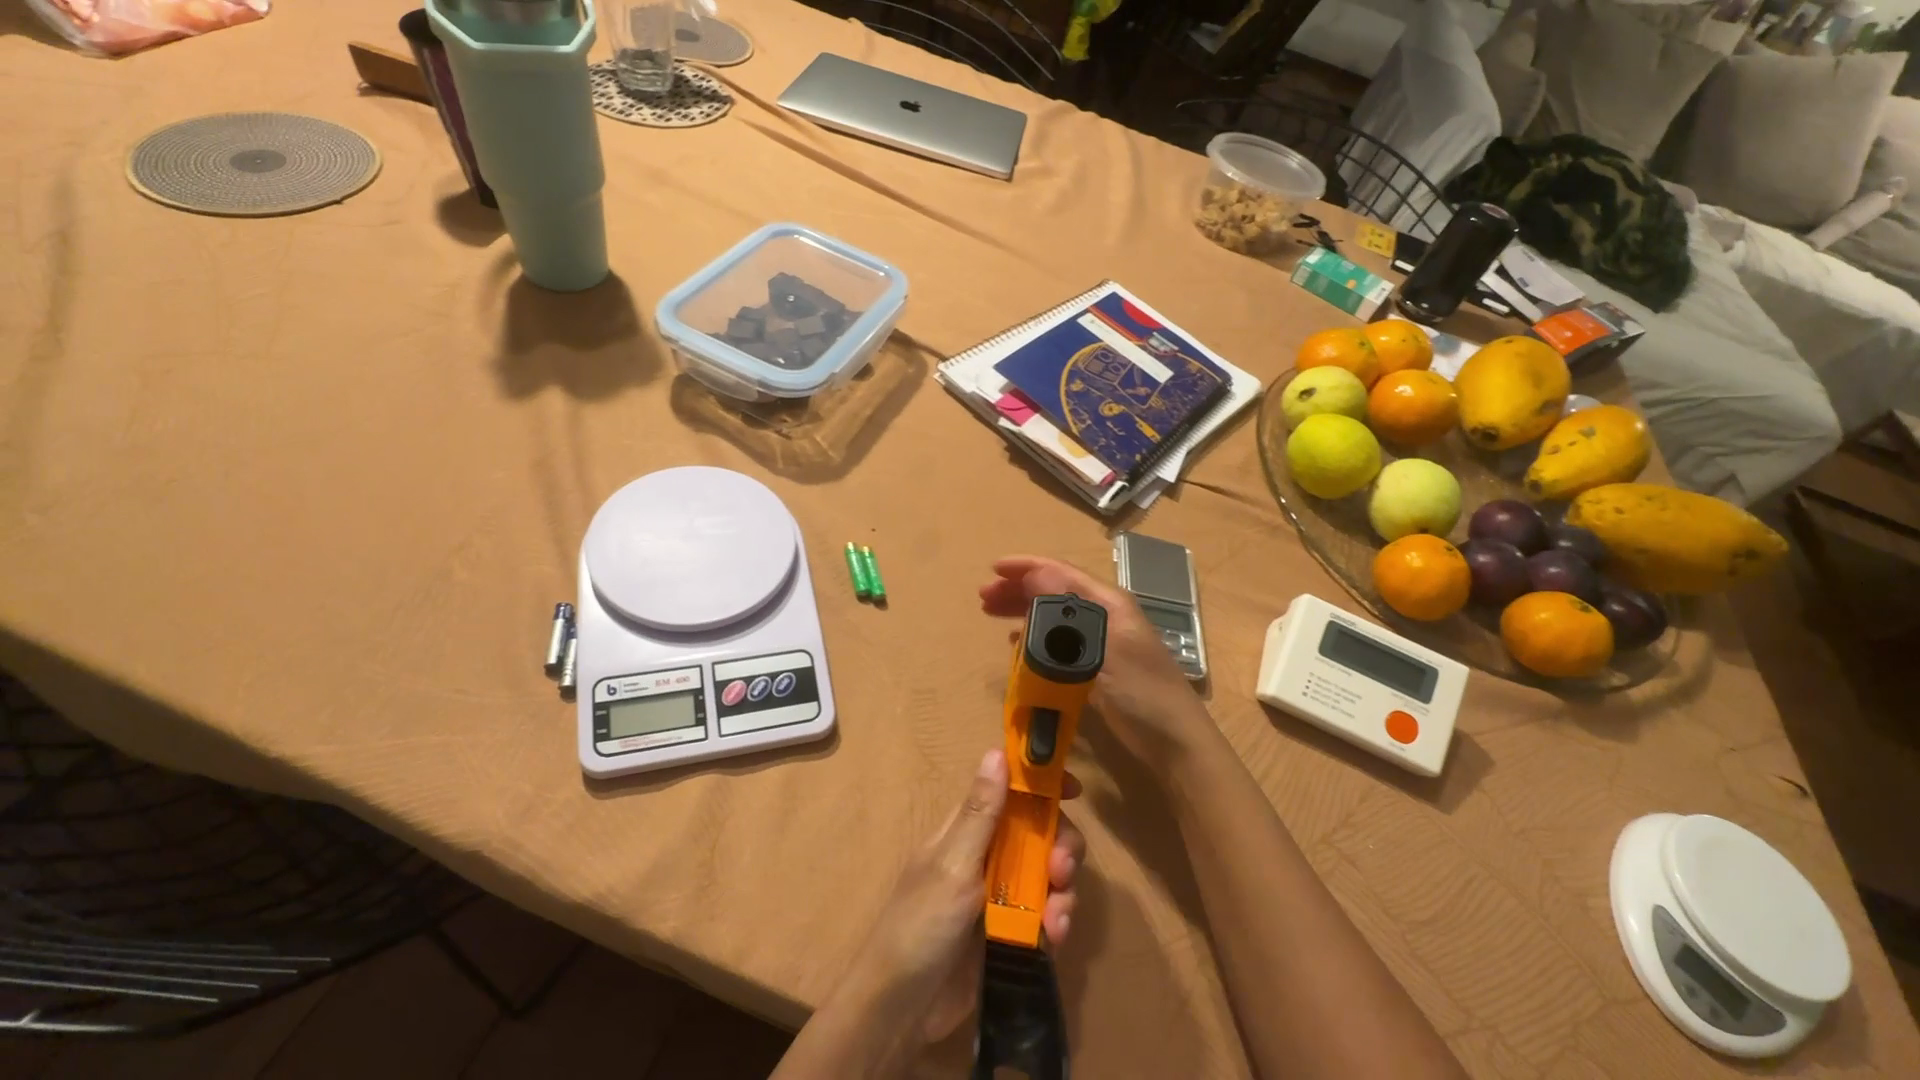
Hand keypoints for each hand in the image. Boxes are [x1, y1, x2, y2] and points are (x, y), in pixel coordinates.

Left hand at [846, 748, 1082, 1042]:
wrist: (903, 1007)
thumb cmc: (920, 924)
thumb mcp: (953, 865)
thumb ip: (981, 813)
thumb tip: (996, 751)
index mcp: (967, 831)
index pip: (1009, 792)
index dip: (1041, 785)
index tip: (1073, 789)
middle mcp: (987, 857)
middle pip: (1040, 833)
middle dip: (1060, 847)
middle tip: (1061, 870)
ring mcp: (1001, 896)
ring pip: (1049, 876)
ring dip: (1062, 892)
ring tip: (1056, 920)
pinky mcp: (1011, 933)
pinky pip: (1047, 915)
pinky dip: (1056, 922)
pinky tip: (1053, 938)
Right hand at [980, 555, 1213, 771]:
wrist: (1175, 744)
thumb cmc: (1143, 693)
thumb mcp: (1104, 648)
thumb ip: (1070, 612)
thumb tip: (1036, 573)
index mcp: (1110, 605)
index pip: (1062, 574)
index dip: (1028, 568)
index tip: (993, 570)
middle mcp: (1105, 618)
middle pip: (1056, 593)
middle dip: (1019, 590)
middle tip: (983, 598)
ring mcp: (1101, 645)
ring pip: (1056, 617)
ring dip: (1024, 612)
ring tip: (993, 615)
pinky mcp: (1096, 671)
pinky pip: (1058, 645)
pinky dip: (1035, 639)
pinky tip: (1018, 644)